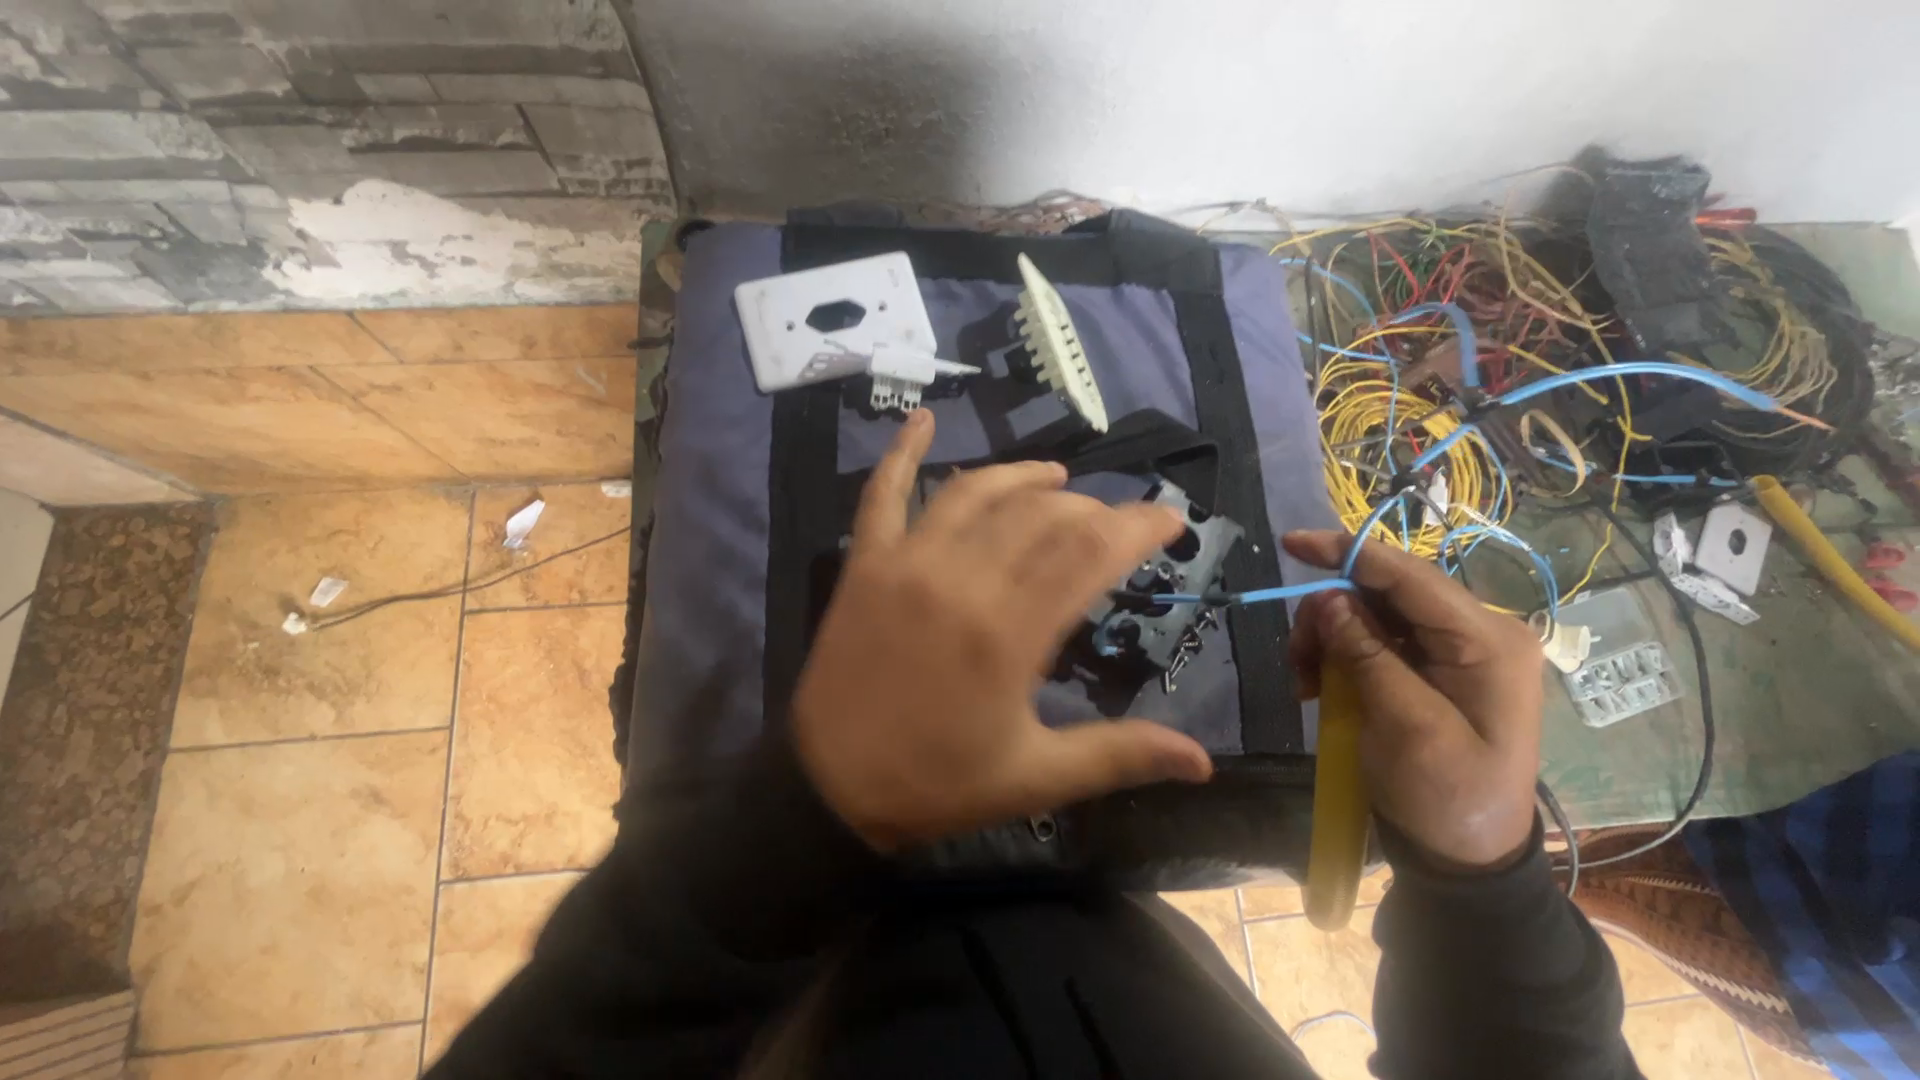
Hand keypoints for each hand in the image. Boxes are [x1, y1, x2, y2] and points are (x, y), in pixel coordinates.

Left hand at [792, 410, 1214, 852]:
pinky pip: (882, 494)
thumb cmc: (936, 784)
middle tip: (1112, 524)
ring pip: (975, 493)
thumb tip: (1204, 761)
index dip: (1138, 526)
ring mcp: (906, 564)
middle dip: (1089, 509)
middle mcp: (961, 581)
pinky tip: (920, 418)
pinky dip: (901, 452)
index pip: (1090, 552)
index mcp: (1008, 633)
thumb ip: (1119, 754)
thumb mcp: (1034, 779)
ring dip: (1021, 477)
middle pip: (1041, 515)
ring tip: (1055, 476)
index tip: (1169, 517)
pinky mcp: (865, 565)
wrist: (827, 788)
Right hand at [1284, 530, 1544, 871]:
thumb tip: (1329, 600)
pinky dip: (1338, 656)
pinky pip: (1375, 640)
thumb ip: (1368, 656)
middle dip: (1330, 614)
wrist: (1466, 856)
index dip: (1347, 552)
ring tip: (1306, 683)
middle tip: (1296, 660)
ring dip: (1328, 639)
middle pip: (1384, 591)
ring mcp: (1455, 650)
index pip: (1408, 574)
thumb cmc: (1445, 795)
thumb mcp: (1404, 726)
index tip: (1290, 543)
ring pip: (1371, 613)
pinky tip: (1320, 687)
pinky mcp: (1433, 669)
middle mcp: (1475, 632)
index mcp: (1486, 640)